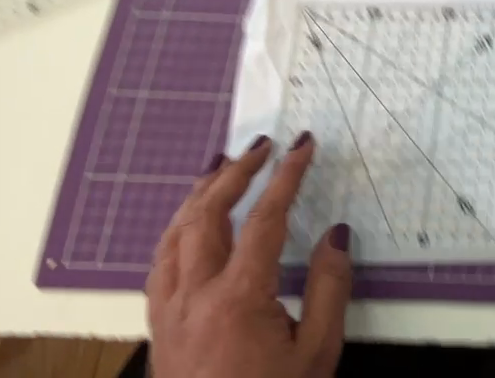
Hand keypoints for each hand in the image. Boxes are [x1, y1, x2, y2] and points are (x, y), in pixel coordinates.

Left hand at [145, 133, 352, 377]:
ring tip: (218, 168)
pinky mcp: (158, 332)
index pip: (264, 219)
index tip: (302, 145)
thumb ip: (329, 287)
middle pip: (205, 217)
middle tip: (260, 146)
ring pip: (172, 239)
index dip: (286, 176)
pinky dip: (176, 231)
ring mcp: (168, 316)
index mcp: (237, 299)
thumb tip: (335, 234)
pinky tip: (189, 225)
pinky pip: (159, 267)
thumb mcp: (317, 350)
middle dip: (234, 174)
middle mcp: (193, 299)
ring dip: (197, 196)